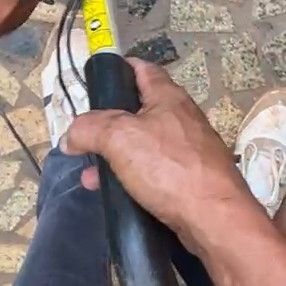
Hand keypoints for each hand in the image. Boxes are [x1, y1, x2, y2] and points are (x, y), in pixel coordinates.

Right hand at [61, 58, 266, 249]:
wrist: (214, 217)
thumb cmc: (169, 166)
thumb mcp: (119, 138)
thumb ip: (89, 129)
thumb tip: (71, 137)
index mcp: (168, 97)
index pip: (142, 69)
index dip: (119, 68)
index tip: (97, 79)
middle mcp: (182, 118)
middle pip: (138, 111)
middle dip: (107, 126)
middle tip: (85, 139)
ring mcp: (189, 150)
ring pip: (142, 146)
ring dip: (114, 157)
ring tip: (90, 177)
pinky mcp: (191, 179)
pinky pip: (154, 172)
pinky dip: (131, 179)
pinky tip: (115, 195)